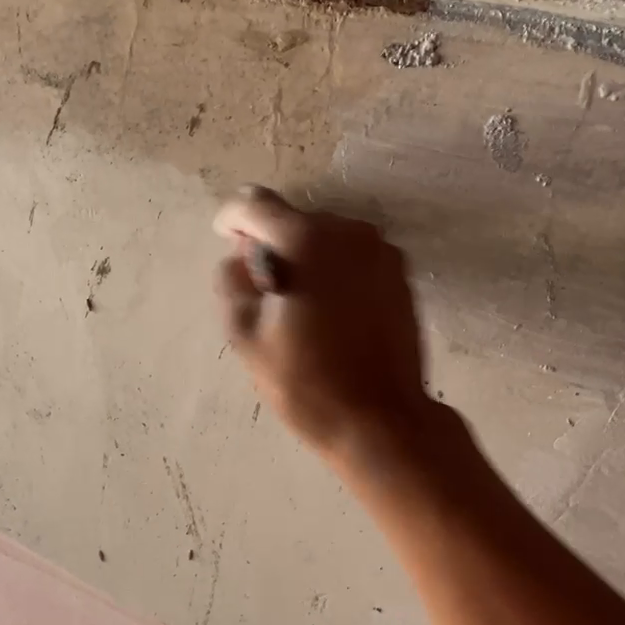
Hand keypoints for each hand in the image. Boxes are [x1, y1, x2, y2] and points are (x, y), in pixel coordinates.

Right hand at [214, 186, 434, 460]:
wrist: (381, 420)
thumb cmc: (307, 382)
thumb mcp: (247, 336)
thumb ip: (232, 283)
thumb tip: (240, 258)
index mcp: (307, 241)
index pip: (255, 204)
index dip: (231, 218)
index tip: (224, 238)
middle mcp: (349, 232)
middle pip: (294, 220)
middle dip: (270, 244)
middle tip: (259, 287)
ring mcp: (381, 252)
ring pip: (326, 238)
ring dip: (304, 258)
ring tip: (295, 304)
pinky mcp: (400, 276)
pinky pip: (353, 258)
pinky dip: (334, 272)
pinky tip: (328, 312)